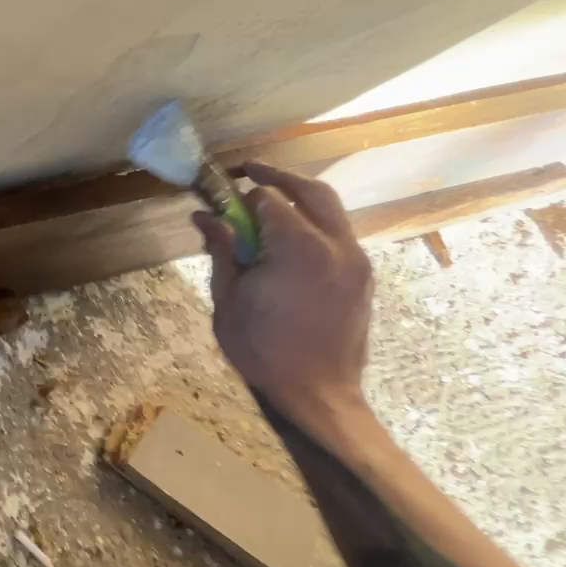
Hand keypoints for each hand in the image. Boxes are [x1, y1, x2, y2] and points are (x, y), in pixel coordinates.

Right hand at [194, 163, 374, 437]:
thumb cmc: (260, 347)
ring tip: (261, 206)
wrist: (316, 393)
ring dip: (297, 200)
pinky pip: (336, 234)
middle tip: (246, 173)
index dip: (240, 189)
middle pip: (312, 192)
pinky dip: (310, 224)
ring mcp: (356, 262)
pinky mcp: (361, 278)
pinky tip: (283, 239)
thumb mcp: (228, 295)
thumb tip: (204, 216)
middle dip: (278, 177)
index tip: (216, 187)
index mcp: (299, 248)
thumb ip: (222, 249)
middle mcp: (337, 247)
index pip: (270, 198)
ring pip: (330, 211)